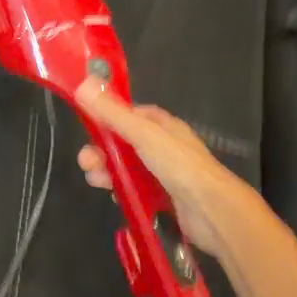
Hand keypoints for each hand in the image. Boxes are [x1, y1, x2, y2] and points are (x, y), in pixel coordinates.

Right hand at [73, 78, 246, 255]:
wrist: (214, 212)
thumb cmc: (179, 164)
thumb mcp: (142, 133)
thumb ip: (111, 112)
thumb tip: (82, 84)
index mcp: (160, 124)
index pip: (127, 114)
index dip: (105, 120)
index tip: (86, 128)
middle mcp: (163, 145)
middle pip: (123, 143)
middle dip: (101, 150)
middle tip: (86, 162)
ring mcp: (165, 173)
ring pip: (128, 167)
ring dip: (108, 171)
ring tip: (96, 181)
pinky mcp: (165, 199)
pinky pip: (137, 190)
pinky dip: (123, 190)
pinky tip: (115, 197)